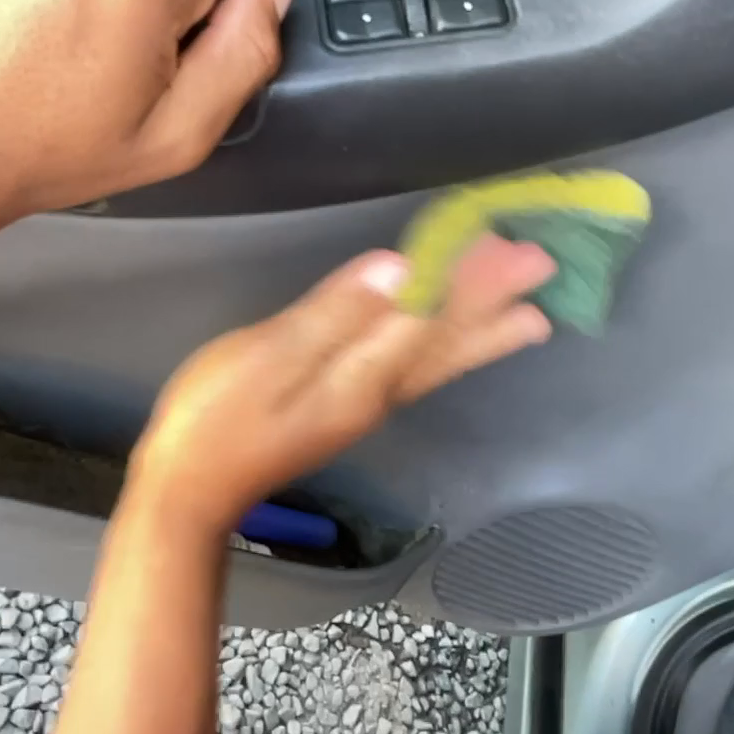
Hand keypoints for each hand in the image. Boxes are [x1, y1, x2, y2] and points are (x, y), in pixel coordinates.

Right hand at [127, 235, 556, 531]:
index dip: (470, 278)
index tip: (511, 245)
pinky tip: (449, 342)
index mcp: (363, 374)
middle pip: (448, 342)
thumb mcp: (267, 358)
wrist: (191, 488)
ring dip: (482, 331)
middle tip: (542, 269)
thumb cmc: (215, 418)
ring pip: (438, 362)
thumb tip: (398, 272)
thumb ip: (333, 315)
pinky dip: (446, 348)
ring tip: (531, 317)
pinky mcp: (349, 406)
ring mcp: (366, 403)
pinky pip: (417, 369)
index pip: (431, 317)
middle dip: (494, 304)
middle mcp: (379, 391)